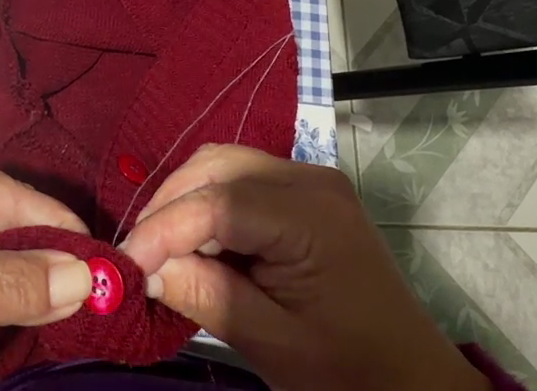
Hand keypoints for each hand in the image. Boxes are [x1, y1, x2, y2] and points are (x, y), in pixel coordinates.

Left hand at [0, 152, 95, 390]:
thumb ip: (9, 283)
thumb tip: (91, 278)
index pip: (28, 204)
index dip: (74, 241)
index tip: (122, 283)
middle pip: (25, 232)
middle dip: (62, 270)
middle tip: (109, 311)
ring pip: (14, 265)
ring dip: (43, 295)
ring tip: (88, 324)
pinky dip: (19, 311)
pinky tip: (47, 330)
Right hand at [118, 144, 488, 390]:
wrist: (412, 380)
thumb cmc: (347, 370)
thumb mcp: (271, 342)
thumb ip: (204, 296)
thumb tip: (141, 269)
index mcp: (311, 215)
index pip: (218, 202)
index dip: (164, 227)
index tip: (124, 263)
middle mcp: (309, 178)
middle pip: (217, 167)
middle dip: (169, 205)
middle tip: (137, 256)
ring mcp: (309, 179)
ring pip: (223, 166)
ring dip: (185, 202)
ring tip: (159, 251)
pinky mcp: (304, 192)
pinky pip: (241, 181)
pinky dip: (208, 206)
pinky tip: (194, 244)